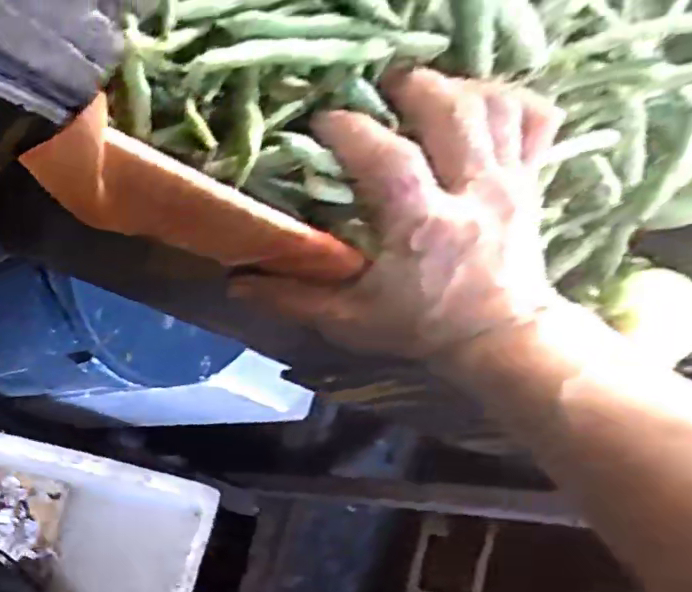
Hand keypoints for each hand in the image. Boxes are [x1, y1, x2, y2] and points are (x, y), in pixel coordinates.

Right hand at [230, 69, 569, 362]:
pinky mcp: (529, 178)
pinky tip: (474, 100)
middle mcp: (473, 194)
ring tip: (421, 88)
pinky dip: (507, 98)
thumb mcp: (341, 319)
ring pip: (499, 107)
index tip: (324, 119)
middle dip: (416, 90)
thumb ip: (288, 297)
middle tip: (378, 85)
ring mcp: (509, 181)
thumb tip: (233, 283)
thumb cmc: (411, 326)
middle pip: (455, 115)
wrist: (496, 331)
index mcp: (421, 228)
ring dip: (459, 88)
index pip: (390, 162)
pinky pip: (534, 118)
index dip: (355, 133)